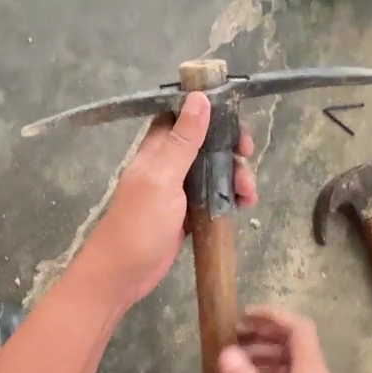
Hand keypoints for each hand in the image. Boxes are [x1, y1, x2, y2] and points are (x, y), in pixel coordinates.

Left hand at [76, 92, 255, 305]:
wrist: (122, 275)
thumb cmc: (138, 225)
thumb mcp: (162, 178)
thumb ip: (183, 140)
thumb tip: (199, 97)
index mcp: (155, 150)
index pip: (182, 118)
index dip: (209, 115)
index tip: (235, 122)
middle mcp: (166, 166)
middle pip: (204, 145)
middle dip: (229, 149)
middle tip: (247, 159)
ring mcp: (176, 192)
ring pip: (211, 172)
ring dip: (233, 177)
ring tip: (249, 194)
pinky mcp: (186, 216)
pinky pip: (211, 198)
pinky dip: (228, 199)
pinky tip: (243, 205)